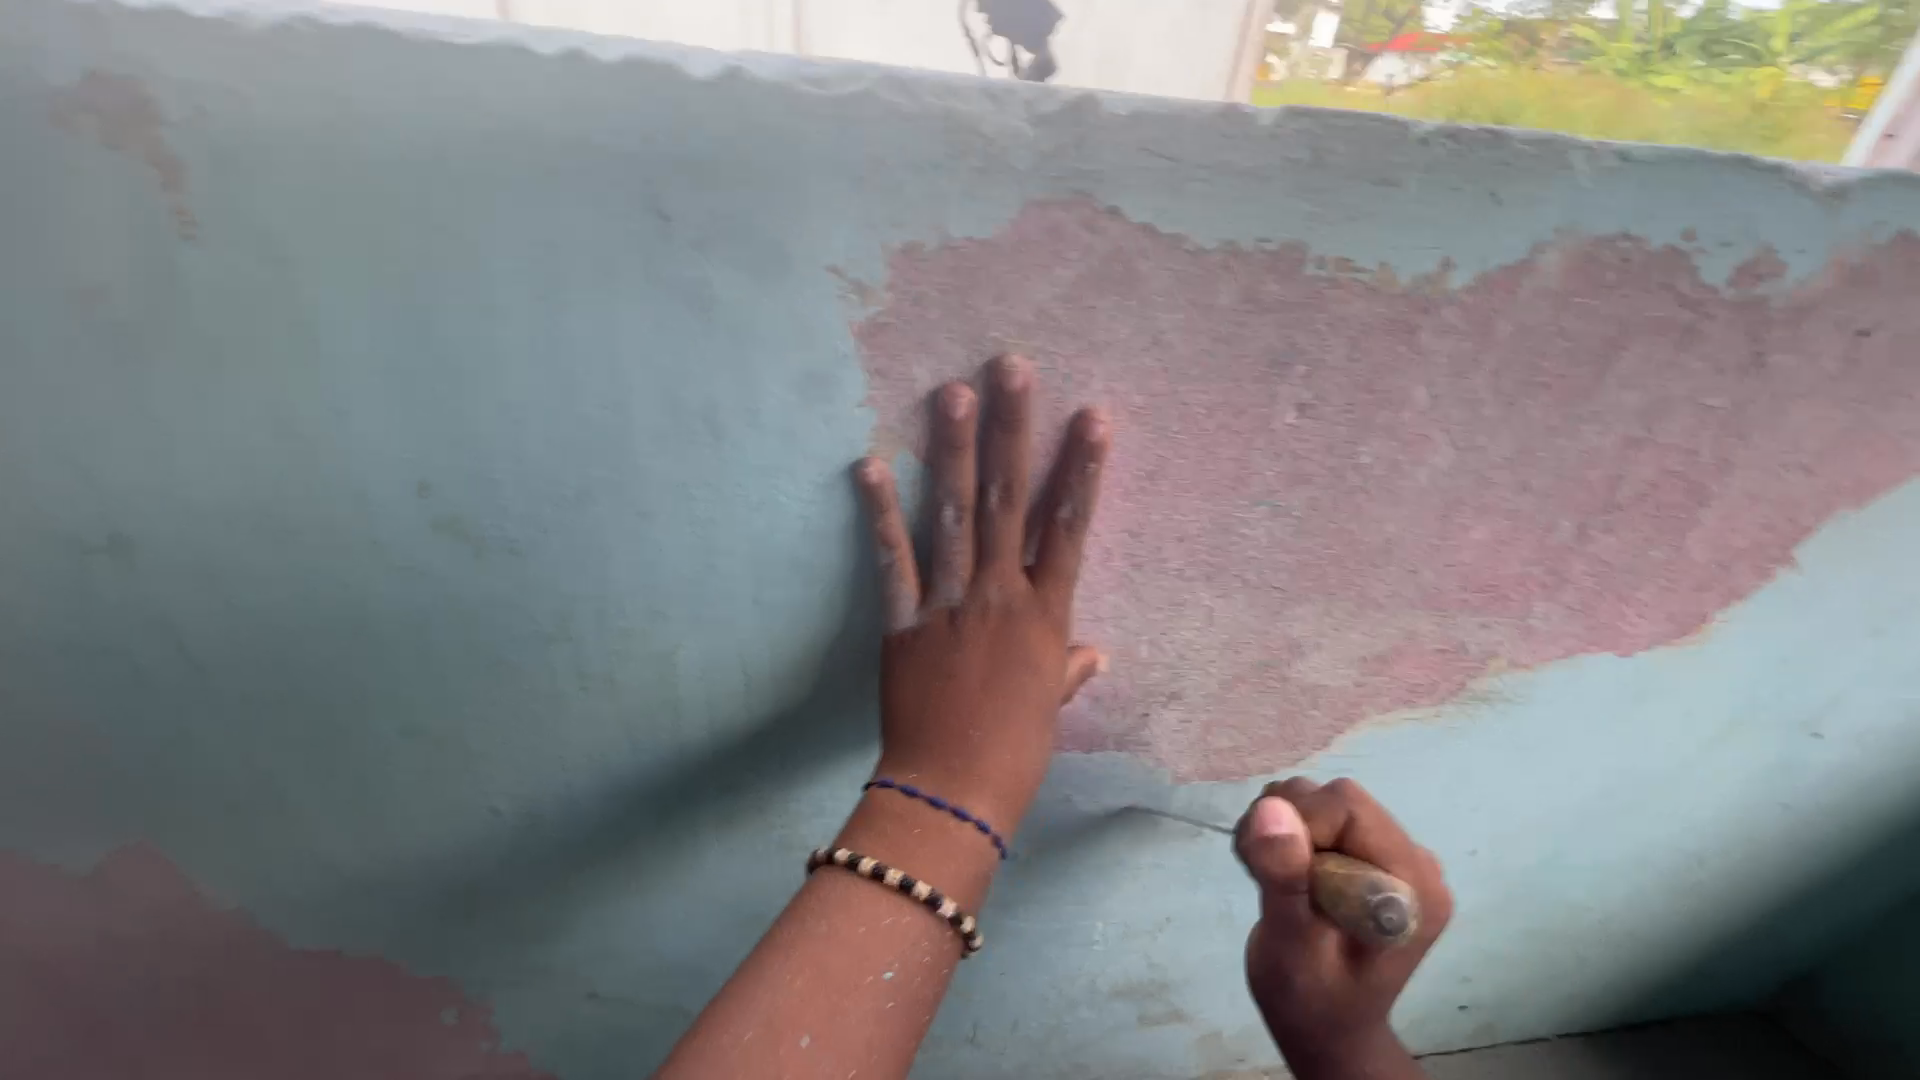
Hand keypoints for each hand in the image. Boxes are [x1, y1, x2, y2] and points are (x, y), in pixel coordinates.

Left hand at [853, 356, 1110, 829]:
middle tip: (1012, 367)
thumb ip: (1069, 667)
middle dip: (1014, 430)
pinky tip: (871, 464)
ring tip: (953, 392)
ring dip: (955, 450)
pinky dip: (881, 514)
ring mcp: (951, 604)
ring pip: (957, 515)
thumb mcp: (1051, 705)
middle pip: (1012, 501)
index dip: (1082, 470)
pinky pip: (893, 560)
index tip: (1092, 415)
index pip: (1070, 528)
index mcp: (1046, 616)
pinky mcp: (904, 622)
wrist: (955, 794)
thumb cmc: (1014, 753)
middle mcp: (1002, 595)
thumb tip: (1097, 652)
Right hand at [1234, 778, 1452, 1079]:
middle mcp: (1411, 860)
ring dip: (1278, 827)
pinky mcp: (1363, 851)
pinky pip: (1314, 811)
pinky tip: (1278, 870)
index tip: (1273, 868)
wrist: (1323, 1027)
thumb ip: (1286, 878)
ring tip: (1269, 879)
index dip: (1300, 823)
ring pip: (1318, 798)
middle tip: (1262, 873)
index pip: (1348, 806)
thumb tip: (1271, 808)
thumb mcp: (1291, 946)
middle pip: (1334, 798)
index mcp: (1413, 884)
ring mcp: (1388, 853)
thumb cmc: (1310, 1000)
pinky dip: (1281, 830)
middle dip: (1286, 824)